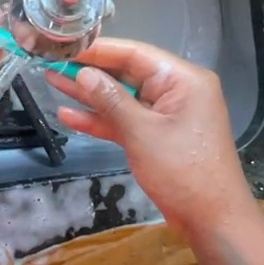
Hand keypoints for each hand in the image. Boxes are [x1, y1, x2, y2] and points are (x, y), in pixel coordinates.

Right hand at [45, 37, 255, 231]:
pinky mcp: (157, 136)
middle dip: (89, 71)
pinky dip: (100, 119)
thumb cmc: (183, 171)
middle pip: (126, 73)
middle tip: (52, 60)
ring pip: (121, 97)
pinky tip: (69, 115)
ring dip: (89, 94)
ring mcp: (166, 114)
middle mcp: (176, 90)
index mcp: (183, 79)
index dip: (97, 49)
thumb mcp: (142, 132)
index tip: (65, 44)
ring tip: (52, 80)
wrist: (212, 220)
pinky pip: (125, 120)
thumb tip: (83, 73)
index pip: (134, 54)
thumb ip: (111, 100)